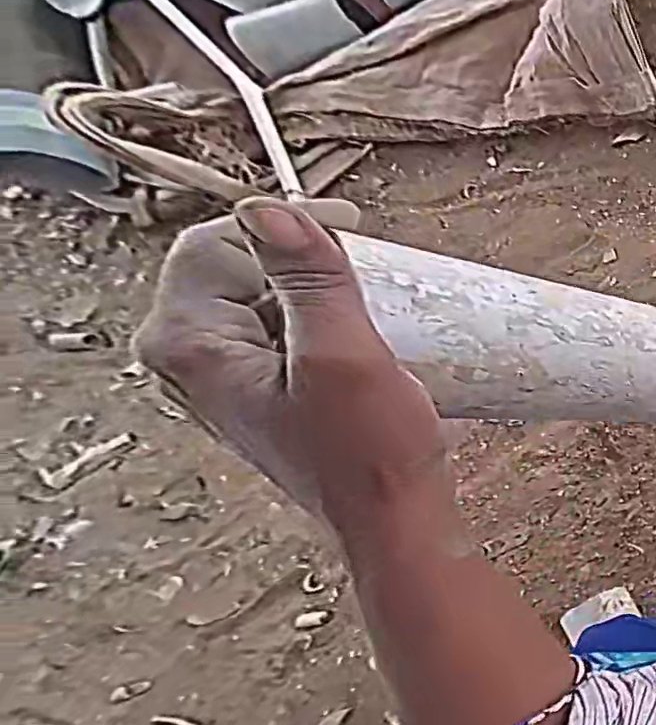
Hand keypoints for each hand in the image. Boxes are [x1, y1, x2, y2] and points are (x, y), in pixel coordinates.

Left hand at [134, 198, 456, 552]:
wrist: (395, 514)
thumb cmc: (371, 447)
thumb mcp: (347, 357)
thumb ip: (311, 285)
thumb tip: (271, 210)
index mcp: (191, 344)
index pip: (219, 248)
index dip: (288, 228)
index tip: (359, 230)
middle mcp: (199, 358)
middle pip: (245, 274)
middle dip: (314, 264)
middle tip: (383, 272)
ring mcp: (240, 379)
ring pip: (278, 305)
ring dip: (334, 294)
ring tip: (391, 302)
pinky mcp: (281, 393)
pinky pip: (299, 335)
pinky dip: (340, 323)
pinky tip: (382, 335)